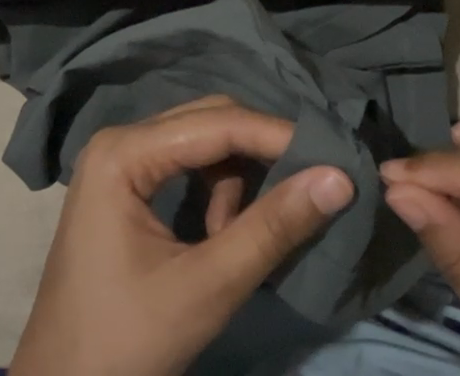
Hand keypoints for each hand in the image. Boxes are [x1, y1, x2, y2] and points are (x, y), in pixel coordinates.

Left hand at [9, 96, 355, 375]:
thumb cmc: (127, 337)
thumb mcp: (207, 286)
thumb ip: (271, 229)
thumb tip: (340, 178)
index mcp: (124, 152)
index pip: (218, 123)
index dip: (279, 136)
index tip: (335, 159)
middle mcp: (120, 140)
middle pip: (209, 121)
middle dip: (259, 154)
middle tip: (304, 189)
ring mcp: (119, 161)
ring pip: (203, 143)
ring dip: (236, 181)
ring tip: (236, 238)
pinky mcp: (126, 185)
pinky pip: (188, 167)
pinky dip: (217, 193)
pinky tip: (218, 235)